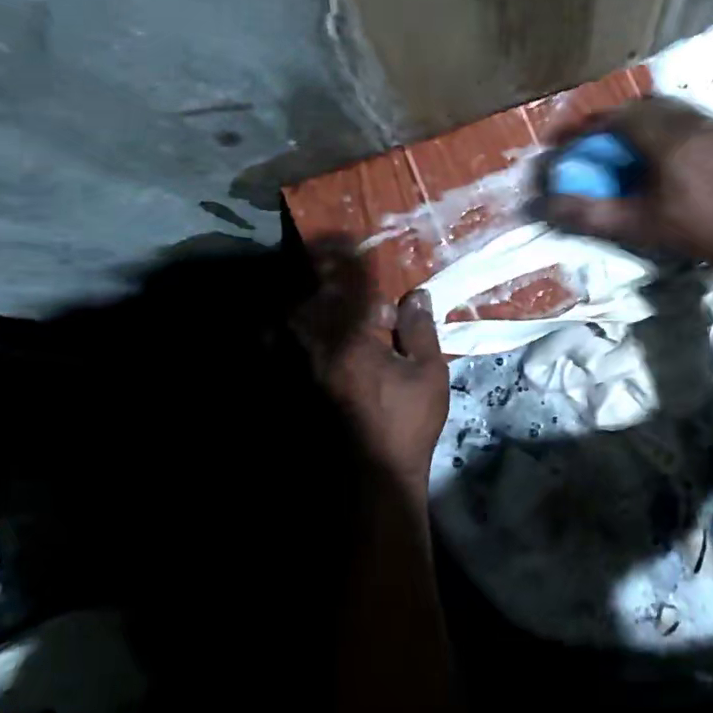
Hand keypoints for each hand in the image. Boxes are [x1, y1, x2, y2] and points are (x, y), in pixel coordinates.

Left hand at [295, 252, 449, 496]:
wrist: (376, 471)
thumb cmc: (408, 421)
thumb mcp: (428, 373)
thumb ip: (419, 330)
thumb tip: (417, 295)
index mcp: (351, 341)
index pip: (347, 288)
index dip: (348, 261)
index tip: (348, 241)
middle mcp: (318, 349)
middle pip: (307, 299)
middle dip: (315, 276)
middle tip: (325, 259)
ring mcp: (302, 369)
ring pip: (289, 322)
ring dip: (301, 300)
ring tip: (314, 291)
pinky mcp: (299, 387)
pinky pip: (284, 346)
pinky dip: (288, 329)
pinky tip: (301, 329)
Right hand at [542, 97, 712, 261]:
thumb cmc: (689, 233)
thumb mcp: (635, 225)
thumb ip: (591, 213)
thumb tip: (547, 205)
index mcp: (668, 141)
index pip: (620, 118)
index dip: (592, 125)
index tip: (574, 138)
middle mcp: (693, 123)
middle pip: (644, 105)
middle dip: (617, 118)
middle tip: (600, 138)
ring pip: (671, 106)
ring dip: (646, 117)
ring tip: (632, 140)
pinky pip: (694, 117)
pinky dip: (673, 124)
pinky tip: (668, 146)